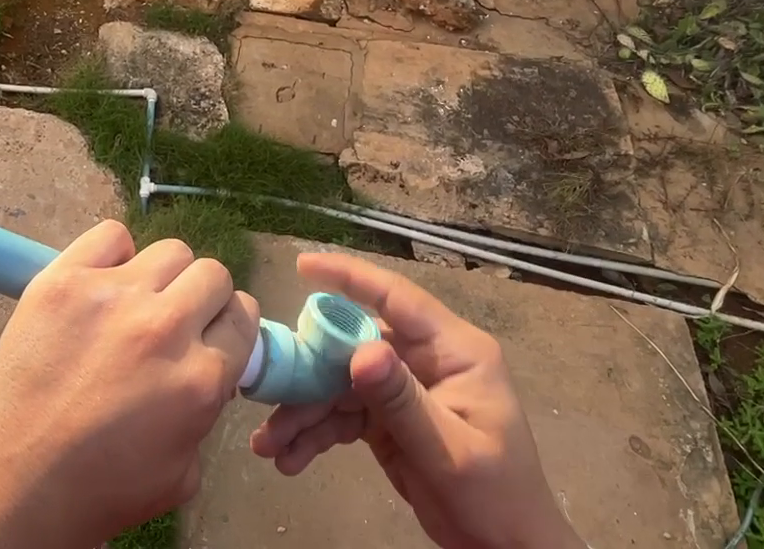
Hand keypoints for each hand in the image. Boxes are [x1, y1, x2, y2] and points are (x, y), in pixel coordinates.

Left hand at [0, 219, 259, 548]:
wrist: (12, 481)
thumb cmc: (97, 490)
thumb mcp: (181, 472)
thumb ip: (207, 409)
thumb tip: (211, 367)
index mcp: (199, 378)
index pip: (243, 317)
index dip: (231, 325)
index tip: (214, 332)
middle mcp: (164, 327)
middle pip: (212, 275)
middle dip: (204, 298)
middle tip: (178, 318)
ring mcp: (111, 296)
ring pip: (171, 250)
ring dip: (164, 275)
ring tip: (137, 300)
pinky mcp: (64, 278)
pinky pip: (111, 235)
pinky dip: (114, 253)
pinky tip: (101, 282)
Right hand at [249, 253, 582, 548]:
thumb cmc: (496, 497)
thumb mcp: (450, 451)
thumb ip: (403, 401)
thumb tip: (361, 351)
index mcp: (453, 350)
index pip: (396, 298)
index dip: (349, 276)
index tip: (302, 265)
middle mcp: (424, 358)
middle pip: (352, 345)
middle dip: (307, 372)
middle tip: (267, 390)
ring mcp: (402, 387)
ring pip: (339, 383)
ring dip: (303, 412)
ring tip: (269, 445)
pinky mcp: (386, 417)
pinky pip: (342, 413)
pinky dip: (315, 433)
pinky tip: (290, 457)